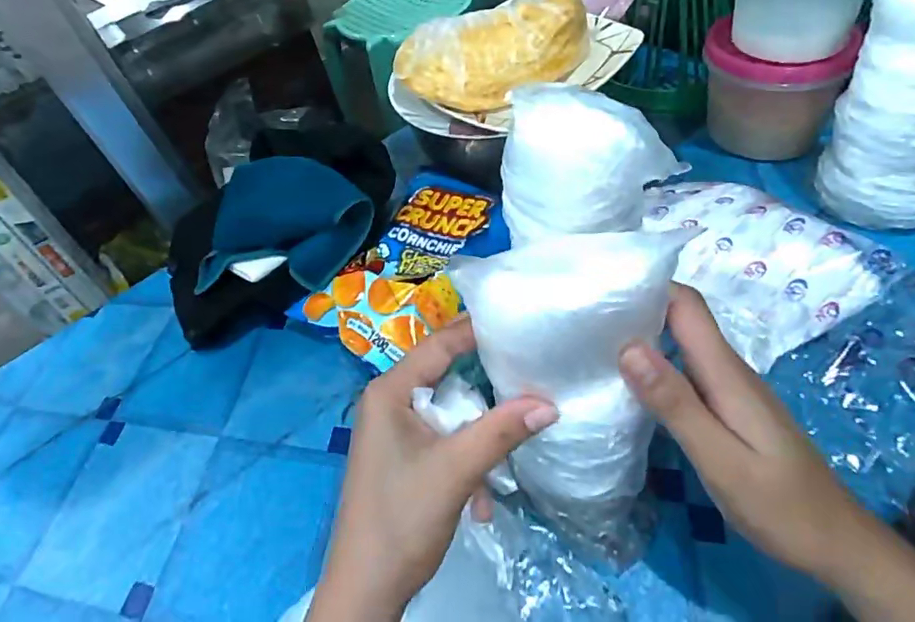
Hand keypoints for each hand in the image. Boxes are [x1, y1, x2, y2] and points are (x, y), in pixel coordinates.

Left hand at [308, 317, 558, 621]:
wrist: (364, 594)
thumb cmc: (402, 519)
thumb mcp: (456, 470)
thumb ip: (501, 431)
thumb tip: (550, 404)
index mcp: (389, 392)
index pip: (438, 344)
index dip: (475, 329)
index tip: (515, 319)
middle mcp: (388, 403)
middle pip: (444, 374)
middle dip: (485, 378)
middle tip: (526, 362)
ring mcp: (394, 433)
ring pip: (448, 410)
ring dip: (479, 429)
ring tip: (516, 427)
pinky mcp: (402, 459)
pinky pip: (442, 439)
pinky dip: (465, 458)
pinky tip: (482, 499)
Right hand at [617, 284, 858, 581]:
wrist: (837, 542)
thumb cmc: (780, 505)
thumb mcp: (722, 460)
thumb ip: (676, 404)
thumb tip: (628, 347)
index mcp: (725, 371)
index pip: (686, 304)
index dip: (648, 288)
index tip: (605, 291)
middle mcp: (728, 368)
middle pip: (682, 316)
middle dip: (639, 308)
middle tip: (589, 319)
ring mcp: (730, 387)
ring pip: (684, 342)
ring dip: (646, 336)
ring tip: (599, 345)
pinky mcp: (730, 406)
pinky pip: (689, 368)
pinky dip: (659, 365)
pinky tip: (635, 385)